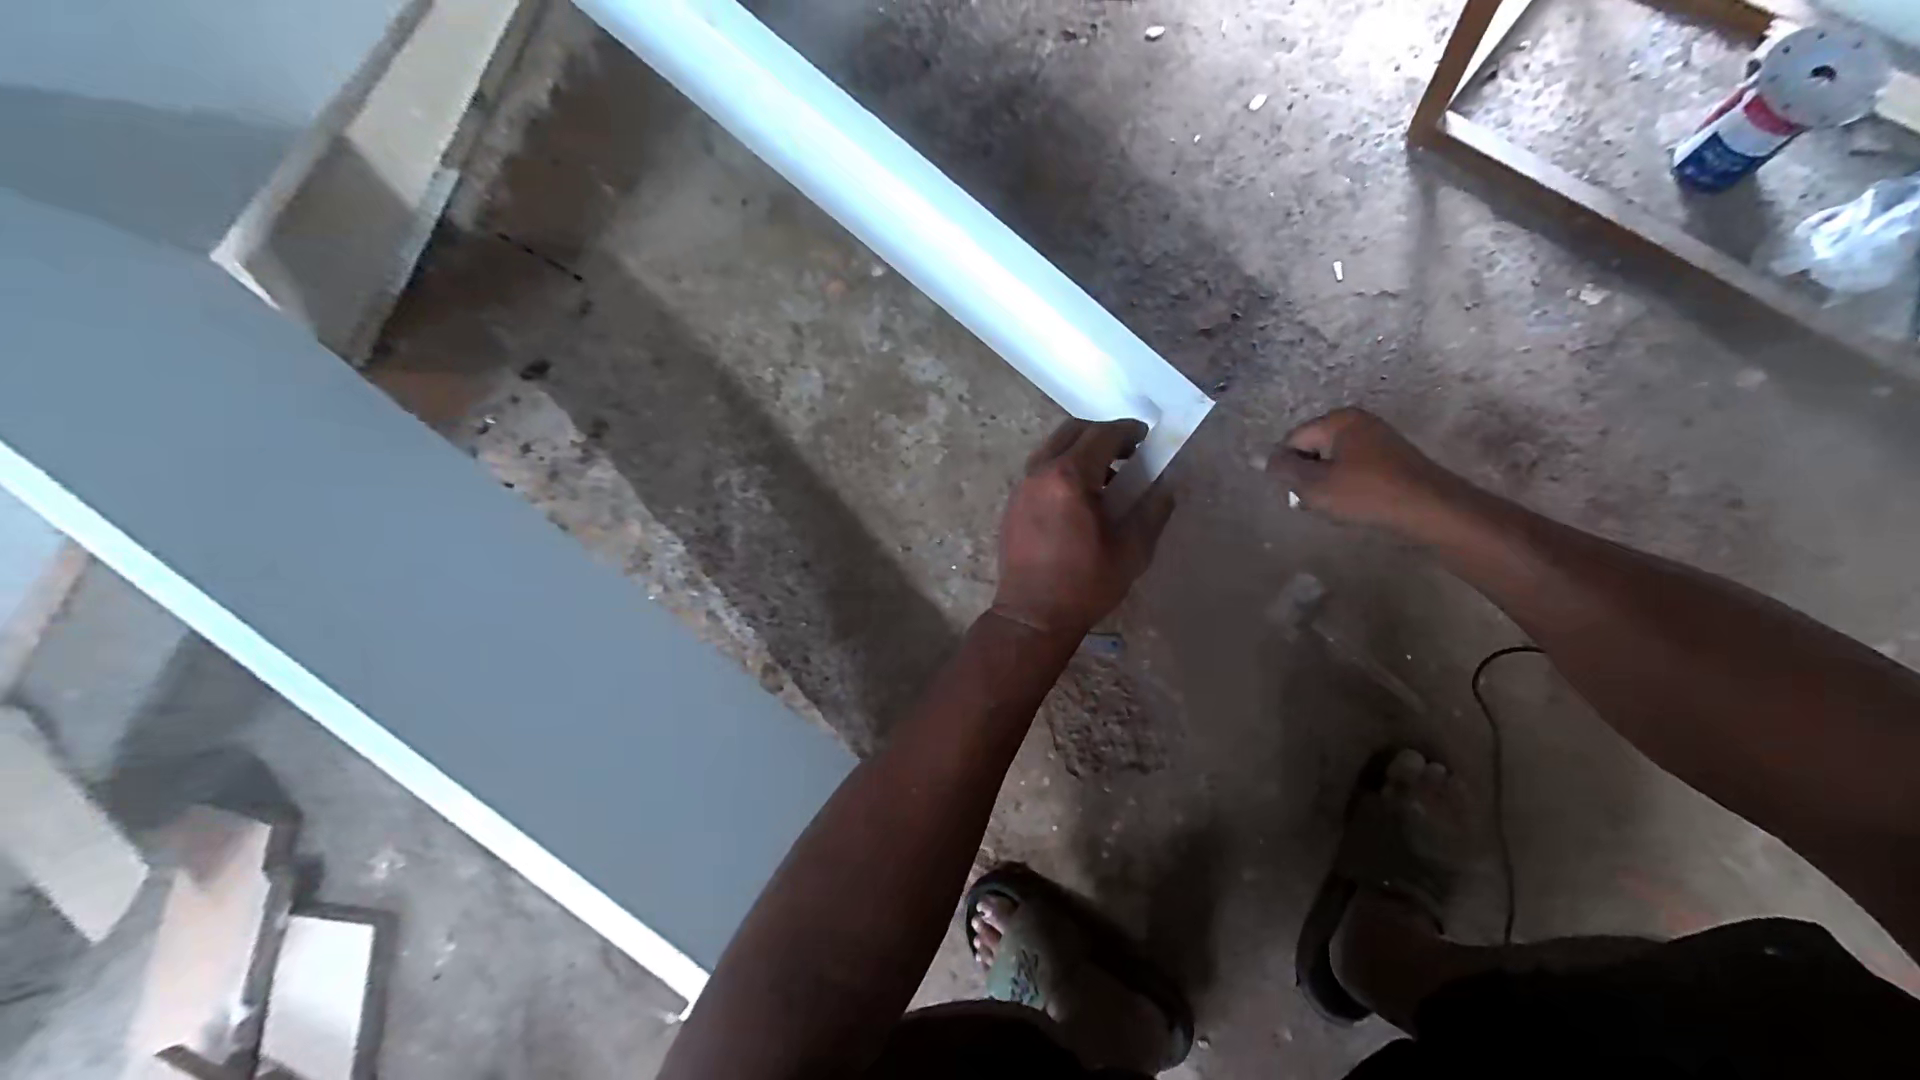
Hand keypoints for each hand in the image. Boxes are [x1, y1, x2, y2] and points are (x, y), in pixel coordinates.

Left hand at [991, 419, 1176, 636]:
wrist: (1032, 615)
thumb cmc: (1085, 584)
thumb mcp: (1132, 550)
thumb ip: (1152, 511)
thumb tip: (1164, 487)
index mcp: (1068, 478)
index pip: (1102, 435)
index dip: (1128, 431)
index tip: (1146, 438)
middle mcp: (1039, 473)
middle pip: (1071, 432)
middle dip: (1102, 434)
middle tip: (1128, 452)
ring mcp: (1021, 488)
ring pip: (1051, 449)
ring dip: (1080, 451)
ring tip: (1107, 477)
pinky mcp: (1012, 505)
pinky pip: (1039, 471)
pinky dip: (1062, 469)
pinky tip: (1080, 498)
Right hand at [1266, 408, 1461, 533]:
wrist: (1431, 510)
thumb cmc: (1366, 494)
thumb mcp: (1314, 484)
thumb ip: (1285, 469)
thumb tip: (1271, 459)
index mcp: (1338, 420)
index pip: (1293, 440)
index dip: (1287, 468)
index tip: (1296, 493)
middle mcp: (1358, 422)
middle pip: (1313, 449)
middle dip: (1307, 476)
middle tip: (1315, 502)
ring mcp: (1378, 439)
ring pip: (1332, 462)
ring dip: (1326, 484)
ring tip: (1336, 506)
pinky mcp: (1392, 459)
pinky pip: (1354, 469)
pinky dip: (1347, 486)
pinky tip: (1355, 505)